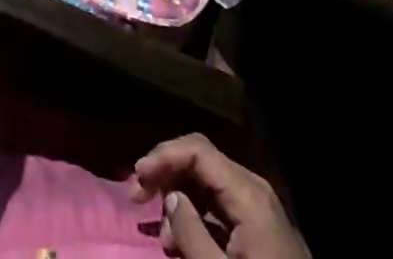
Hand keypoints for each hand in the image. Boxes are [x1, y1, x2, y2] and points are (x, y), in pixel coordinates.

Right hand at [132, 134, 308, 258]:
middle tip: (136, 199)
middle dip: (165, 174)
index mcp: (247, 195)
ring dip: (176, 198)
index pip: (197, 150)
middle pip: (199, 159)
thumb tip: (170, 198)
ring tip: (162, 237)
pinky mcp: (256, 225)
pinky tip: (179, 241)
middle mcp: (252, 189)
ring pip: (204, 181)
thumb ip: (190, 233)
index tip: (136, 178)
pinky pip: (216, 204)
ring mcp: (256, 206)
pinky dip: (193, 214)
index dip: (162, 156)